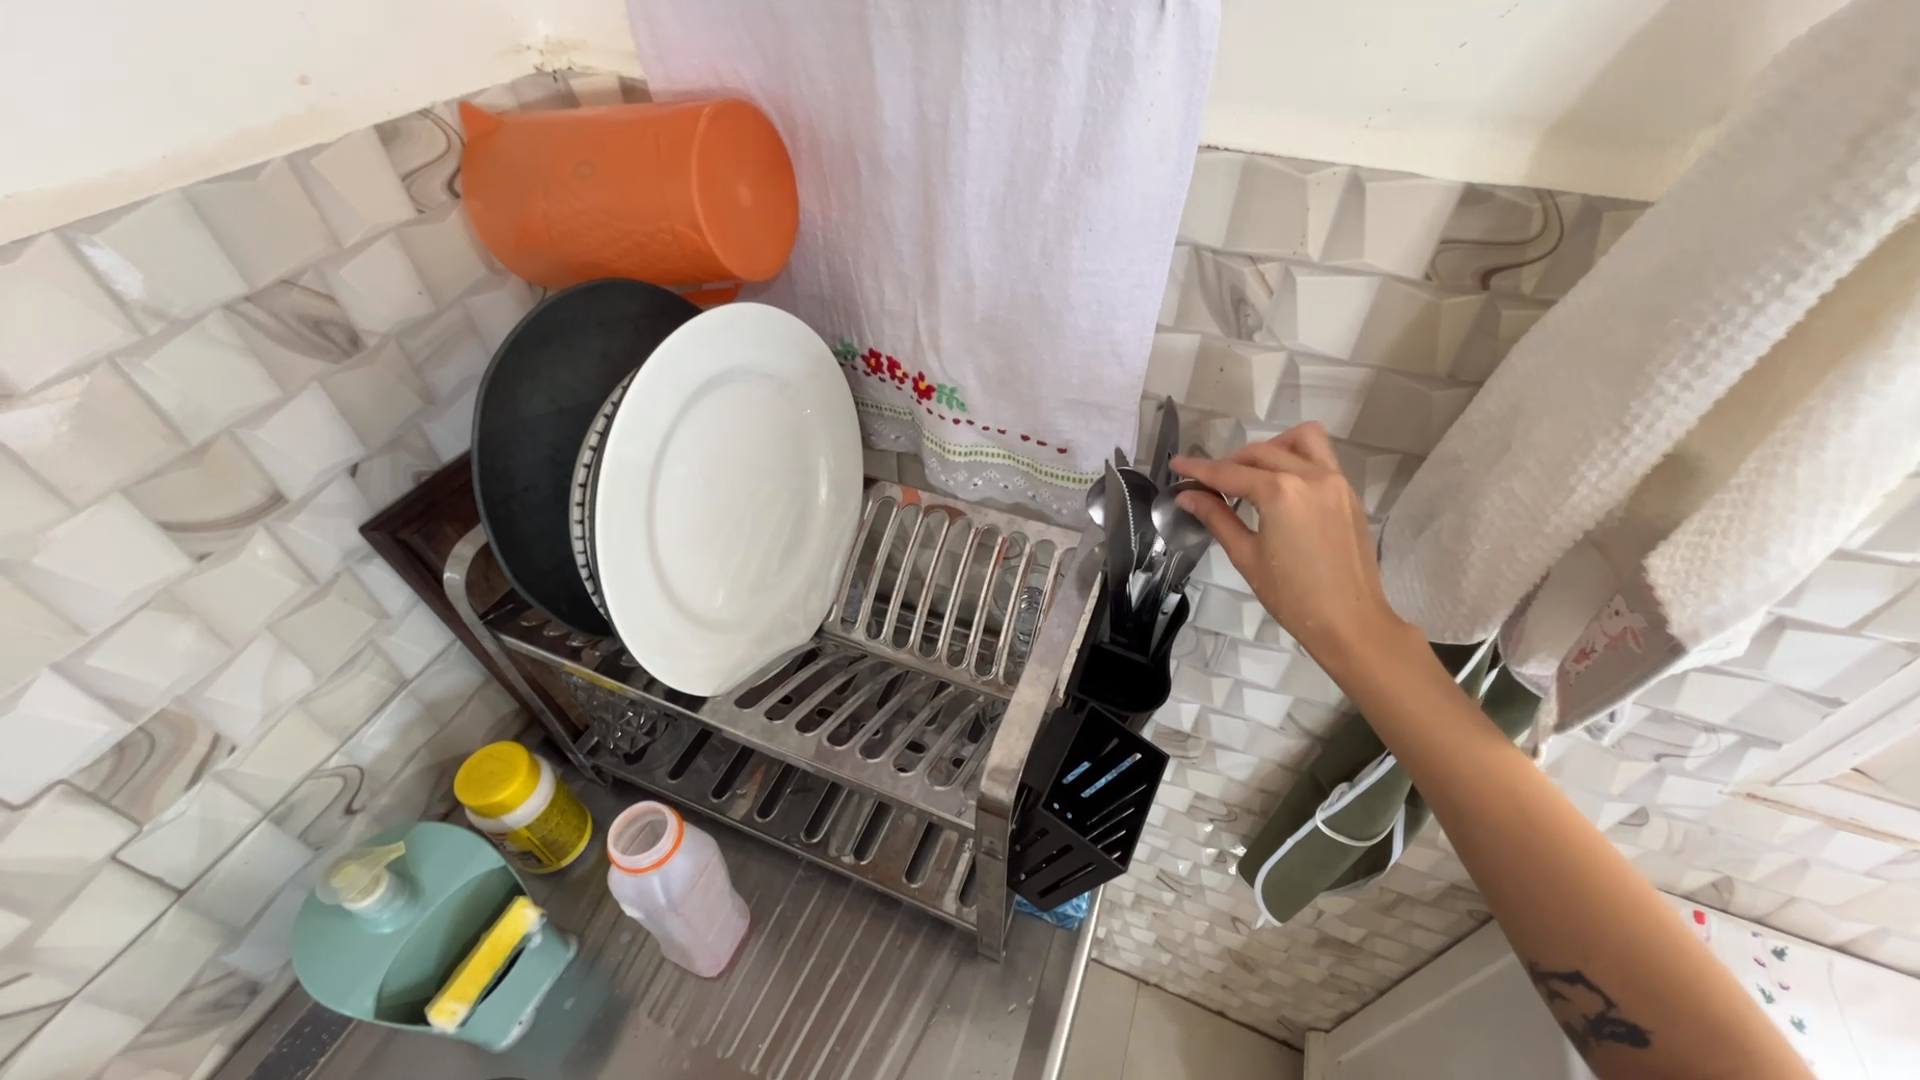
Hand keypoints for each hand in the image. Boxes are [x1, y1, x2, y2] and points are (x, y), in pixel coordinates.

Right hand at [1171, 423, 1411, 670]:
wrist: (1349, 621)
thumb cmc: (1291, 596)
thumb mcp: (1246, 556)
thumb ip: (1217, 518)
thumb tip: (1188, 496)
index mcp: (1280, 493)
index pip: (1229, 473)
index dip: (1198, 468)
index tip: (1177, 465)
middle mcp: (1310, 476)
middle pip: (1260, 453)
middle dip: (1229, 463)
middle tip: (1208, 484)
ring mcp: (1335, 481)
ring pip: (1299, 440)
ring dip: (1270, 448)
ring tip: (1251, 473)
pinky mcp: (1348, 493)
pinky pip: (1321, 457)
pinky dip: (1295, 459)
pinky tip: (1280, 487)